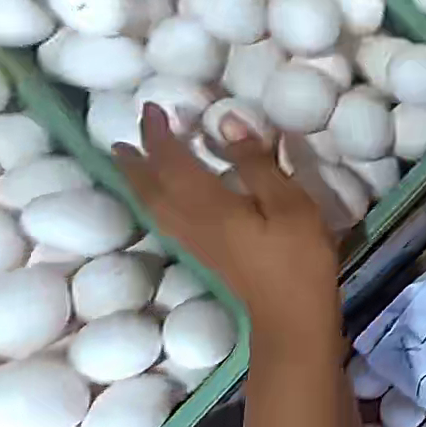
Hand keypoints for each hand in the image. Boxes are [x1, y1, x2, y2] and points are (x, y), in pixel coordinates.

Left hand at [115, 106, 339, 346]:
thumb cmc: (299, 259)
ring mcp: (196, 244)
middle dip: (137, 160)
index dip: (159, 133)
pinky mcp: (206, 258)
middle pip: (150, 187)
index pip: (172, 160)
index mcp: (208, 205)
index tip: (153, 108)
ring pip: (153, 206)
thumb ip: (258, 165)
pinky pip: (165, 220)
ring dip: (138, 182)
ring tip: (130, 165)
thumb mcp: (290, 205)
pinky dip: (154, 203)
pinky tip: (162, 204)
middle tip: (127, 138)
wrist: (292, 318)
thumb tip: (227, 123)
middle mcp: (191, 222)